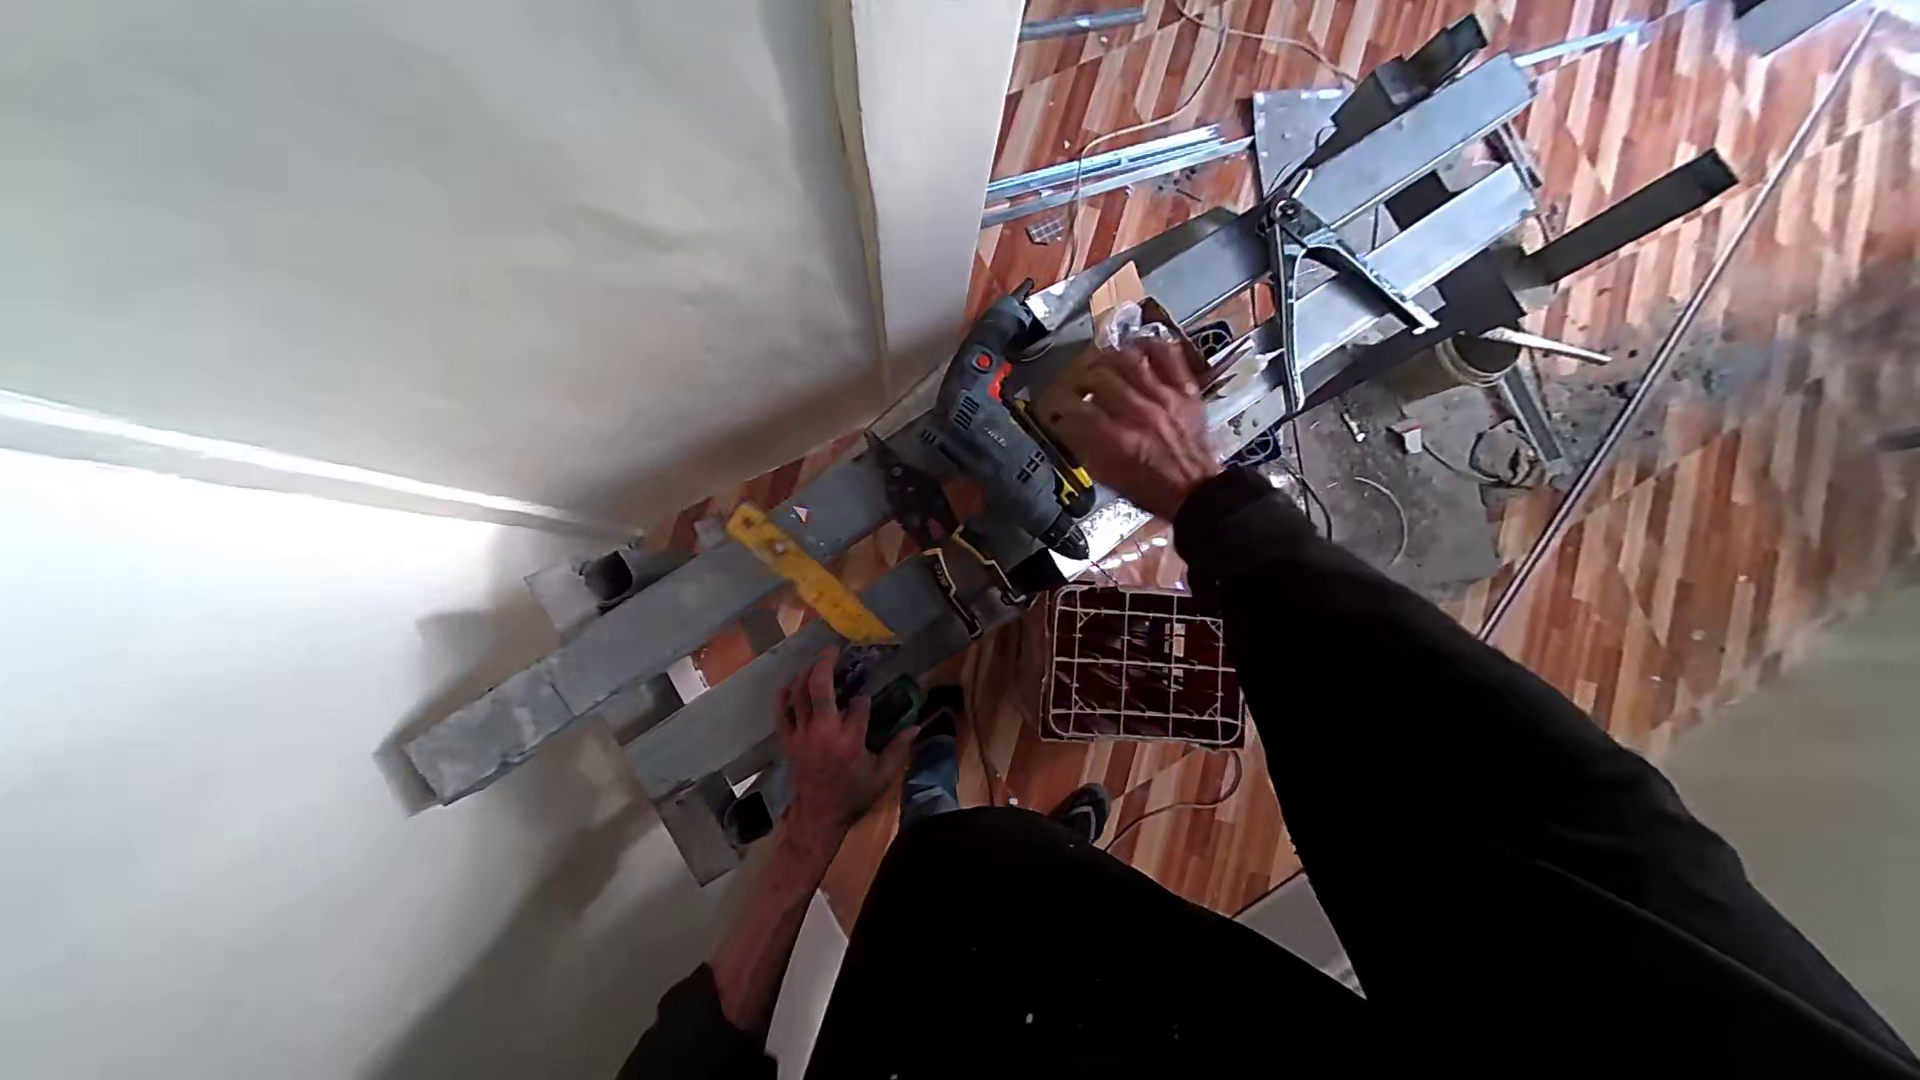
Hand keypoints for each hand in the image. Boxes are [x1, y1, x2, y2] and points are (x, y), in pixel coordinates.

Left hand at [776, 649, 914, 850]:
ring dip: (807, 672)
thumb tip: (917, 726)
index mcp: (849, 739)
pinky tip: (792, 682)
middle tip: (834, 650)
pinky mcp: (788, 741)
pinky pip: (782, 711)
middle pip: (820, 687)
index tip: (867, 700)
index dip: (864, 699)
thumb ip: (900, 748)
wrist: (819, 817)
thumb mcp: (883, 775)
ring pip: (799, 693)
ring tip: (817, 660)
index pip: (858, 704)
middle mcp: (823, 731)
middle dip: (827, 663)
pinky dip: (785, 694)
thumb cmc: (853, 795)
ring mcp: (802, 734)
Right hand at [1047, 339, 1221, 519]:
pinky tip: (1136, 349)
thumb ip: (1085, 446)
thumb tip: (1066, 423)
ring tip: (1100, 365)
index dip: (1060, 405)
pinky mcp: (1185, 390)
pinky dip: (1149, 345)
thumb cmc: (1150, 488)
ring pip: (1128, 360)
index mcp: (1119, 439)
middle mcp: (1140, 413)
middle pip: (1099, 377)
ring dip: (1107, 359)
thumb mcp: (1108, 475)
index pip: (1078, 408)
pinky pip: (1167, 354)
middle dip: (1079, 379)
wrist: (1195, 492)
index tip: (1056, 406)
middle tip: (1075, 385)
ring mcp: (1165, 397)